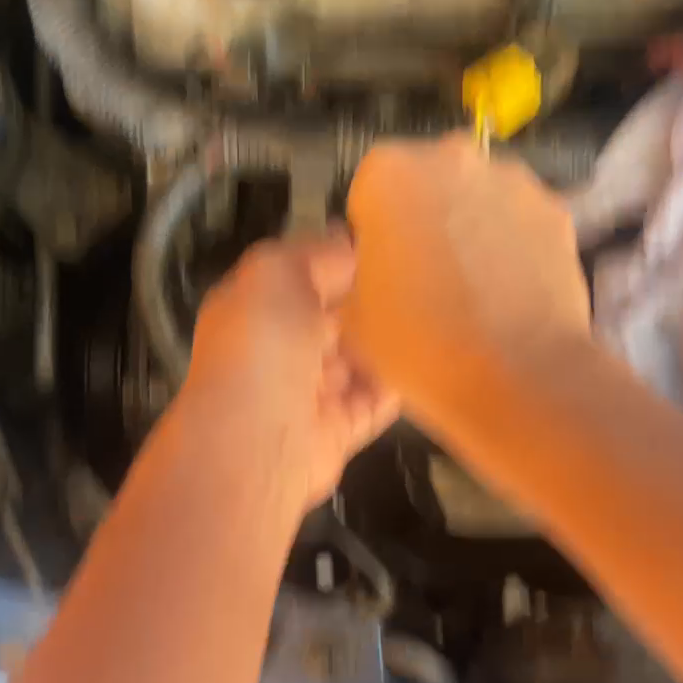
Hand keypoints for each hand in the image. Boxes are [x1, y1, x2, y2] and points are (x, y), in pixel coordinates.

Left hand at [169, 234, 400, 511]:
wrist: (256, 440)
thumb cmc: (263, 342)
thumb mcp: (279, 273)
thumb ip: (315, 255)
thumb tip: (345, 242)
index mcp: (251, 309)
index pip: (292, 279)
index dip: (329, 262)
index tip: (377, 246)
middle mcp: (274, 351)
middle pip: (324, 321)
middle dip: (360, 303)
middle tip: (413, 279)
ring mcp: (304, 394)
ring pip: (350, 363)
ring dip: (382, 345)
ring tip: (430, 315)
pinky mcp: (335, 432)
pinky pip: (372, 403)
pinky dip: (396, 388)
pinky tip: (426, 363)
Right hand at [342, 136, 592, 418]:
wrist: (517, 374)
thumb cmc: (417, 341)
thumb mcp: (351, 314)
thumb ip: (356, 272)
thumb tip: (376, 269)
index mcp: (388, 172)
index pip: (367, 192)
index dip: (371, 232)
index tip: (381, 269)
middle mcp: (450, 157)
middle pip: (424, 181)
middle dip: (422, 216)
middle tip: (425, 274)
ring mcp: (510, 179)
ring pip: (474, 195)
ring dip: (468, 223)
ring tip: (472, 285)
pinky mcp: (555, 210)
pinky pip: (517, 219)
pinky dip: (511, 241)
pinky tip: (508, 289)